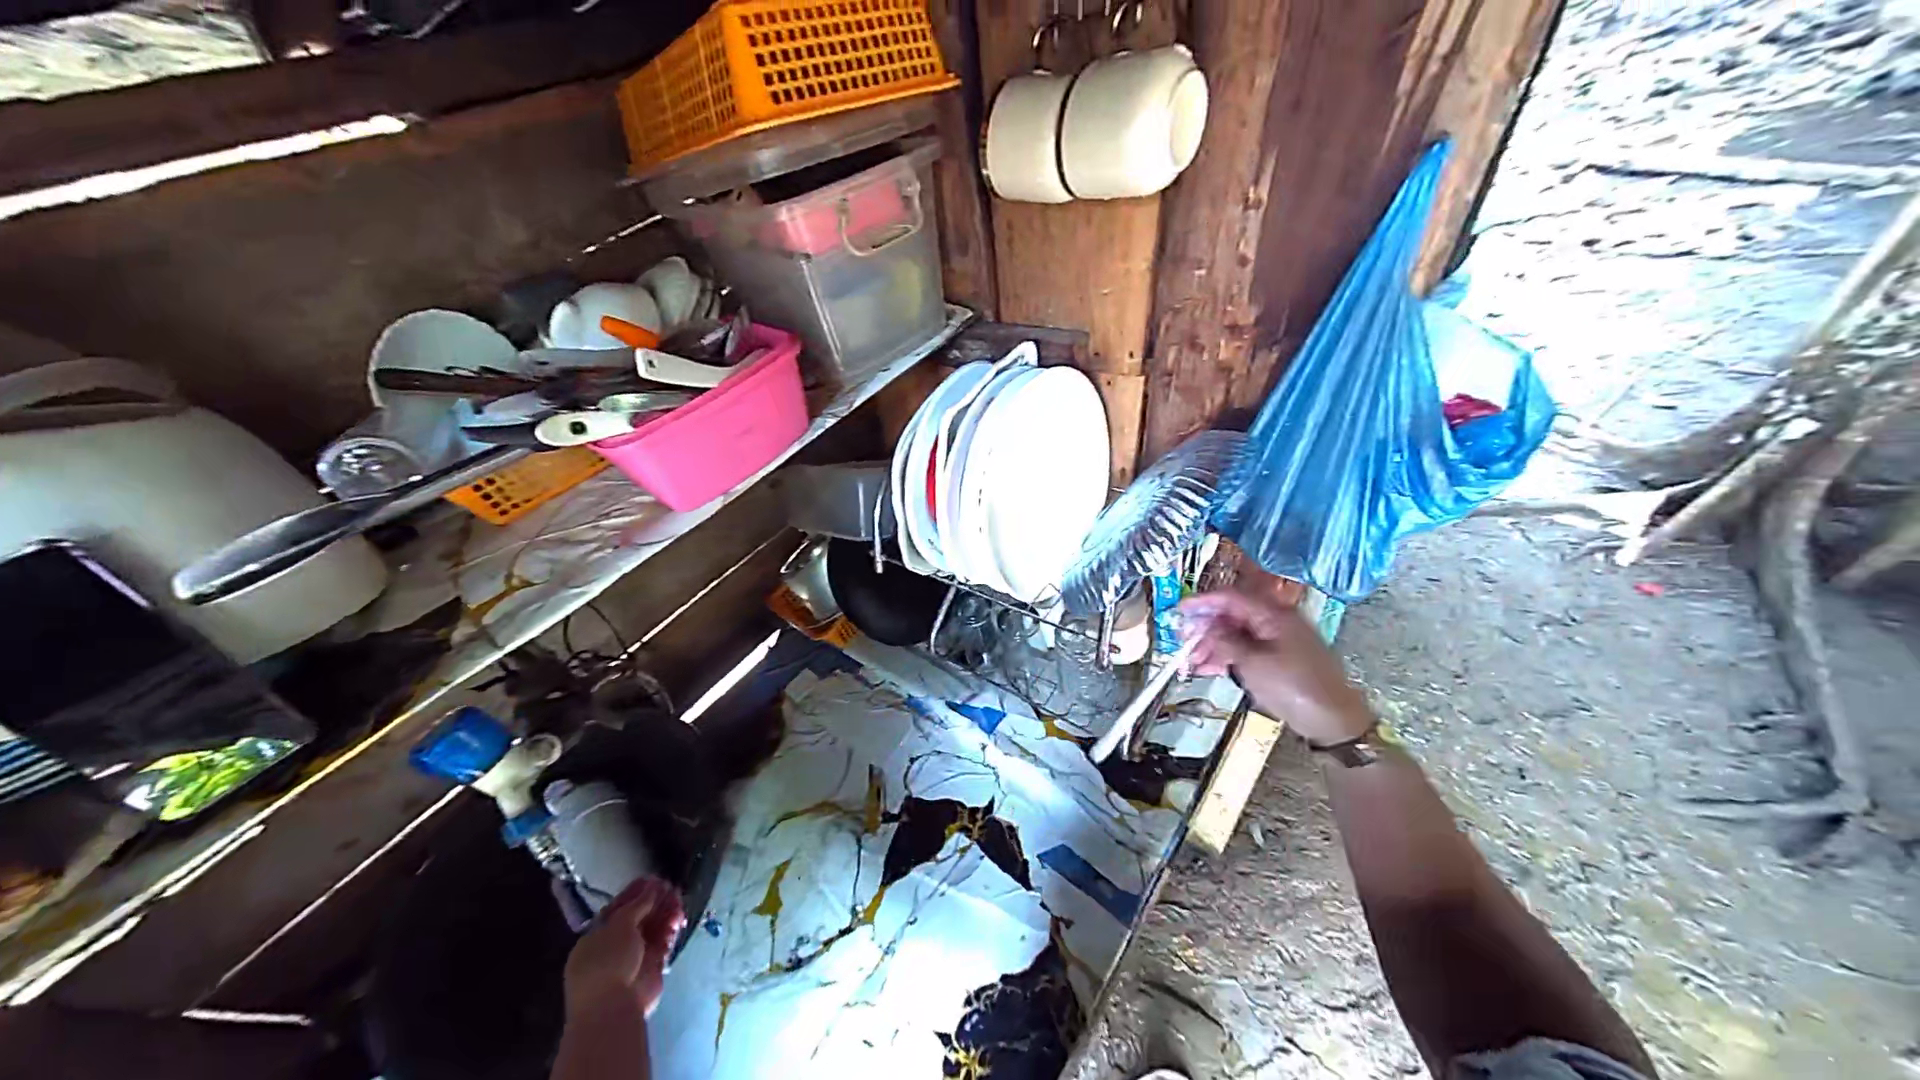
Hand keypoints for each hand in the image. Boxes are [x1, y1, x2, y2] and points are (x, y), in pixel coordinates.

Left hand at [563, 876, 686, 1021]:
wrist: (613, 1006)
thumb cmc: (606, 961)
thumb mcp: (618, 925)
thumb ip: (637, 905)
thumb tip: (652, 887)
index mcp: (597, 935)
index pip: (617, 908)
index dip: (635, 892)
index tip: (652, 878)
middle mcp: (615, 945)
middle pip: (638, 916)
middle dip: (654, 900)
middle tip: (670, 885)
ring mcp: (634, 956)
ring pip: (653, 927)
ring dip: (665, 911)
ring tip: (678, 897)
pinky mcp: (652, 966)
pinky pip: (663, 942)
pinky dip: (671, 928)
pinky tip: (680, 916)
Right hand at [1178, 589, 1374, 745]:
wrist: (1332, 721)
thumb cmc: (1296, 688)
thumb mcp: (1253, 663)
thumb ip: (1225, 642)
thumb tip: (1204, 628)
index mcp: (1273, 614)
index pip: (1231, 597)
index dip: (1202, 602)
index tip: (1180, 609)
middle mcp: (1275, 621)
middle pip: (1232, 615)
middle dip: (1204, 627)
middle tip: (1183, 639)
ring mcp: (1277, 640)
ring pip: (1236, 634)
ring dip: (1211, 645)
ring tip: (1191, 661)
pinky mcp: (1278, 658)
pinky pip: (1245, 649)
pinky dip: (1225, 656)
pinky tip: (1208, 668)